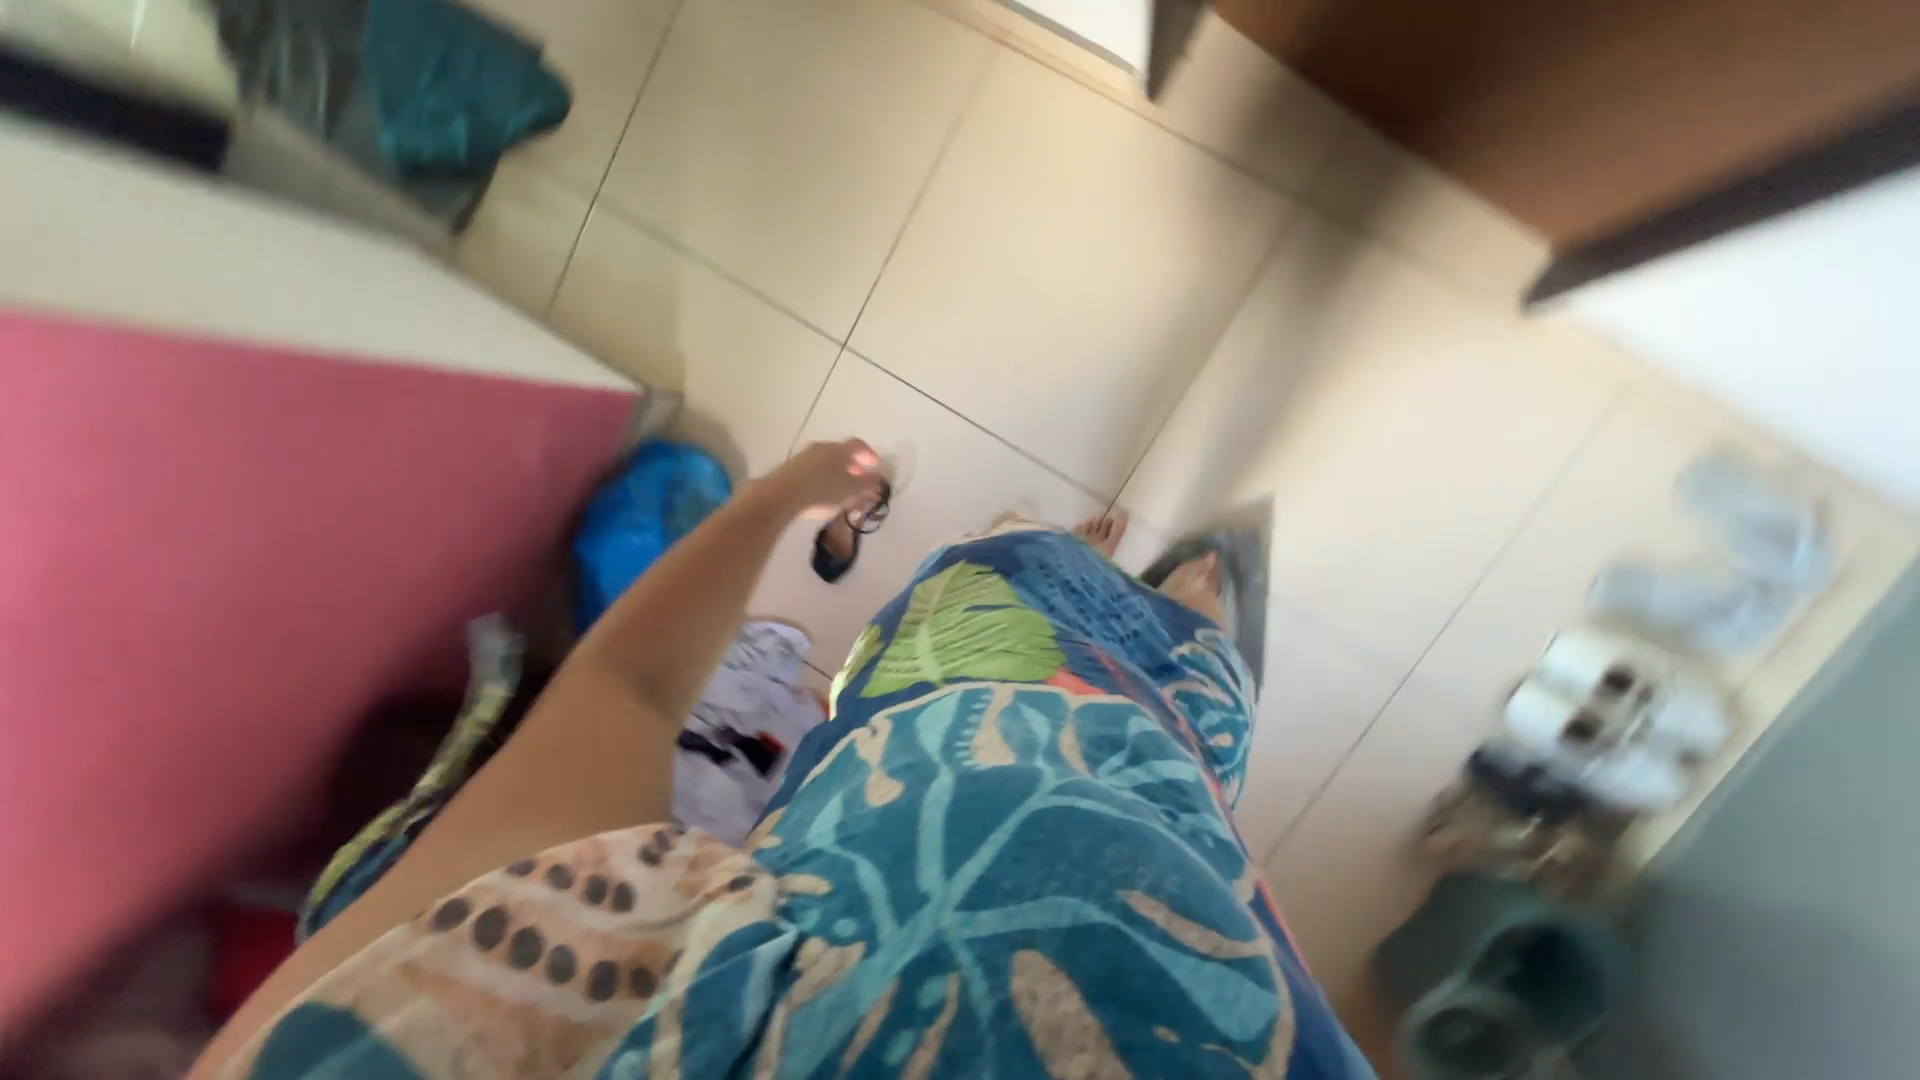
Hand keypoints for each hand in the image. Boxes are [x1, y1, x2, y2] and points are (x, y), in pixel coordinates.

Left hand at [758, 439, 882, 516]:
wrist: (781, 495)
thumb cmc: (823, 491)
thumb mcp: (851, 491)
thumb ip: (868, 484)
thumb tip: (878, 479)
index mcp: (839, 449)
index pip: (859, 445)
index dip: (870, 455)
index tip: (876, 467)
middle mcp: (822, 447)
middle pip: (841, 453)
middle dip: (853, 466)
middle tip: (859, 480)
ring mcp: (804, 456)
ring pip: (826, 461)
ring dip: (837, 472)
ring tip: (841, 489)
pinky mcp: (790, 468)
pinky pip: (813, 469)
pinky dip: (822, 478)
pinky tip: (821, 493)